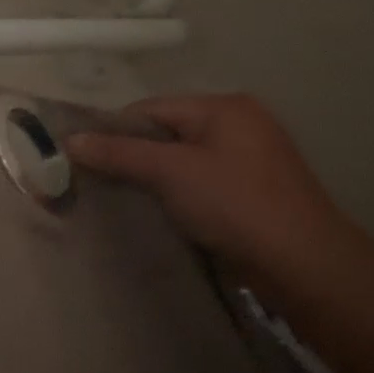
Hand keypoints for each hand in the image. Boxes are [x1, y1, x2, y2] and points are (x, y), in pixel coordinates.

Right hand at [64, 94, 355, 276]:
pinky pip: (198, 184)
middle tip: (98, 184)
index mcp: (224, 107)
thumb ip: (118, 152)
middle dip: (130, 157)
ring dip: (151, 179)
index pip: (149, 109)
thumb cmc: (235, 204)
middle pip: (164, 134)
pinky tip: (158, 214)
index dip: (113, 133)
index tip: (84, 162)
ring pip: (179, 161)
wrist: (304, 265)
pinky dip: (175, 195)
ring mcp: (249, 161)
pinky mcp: (251, 194)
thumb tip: (69, 140)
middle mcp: (239, 125)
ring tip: (123, 201)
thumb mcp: (169, 172)